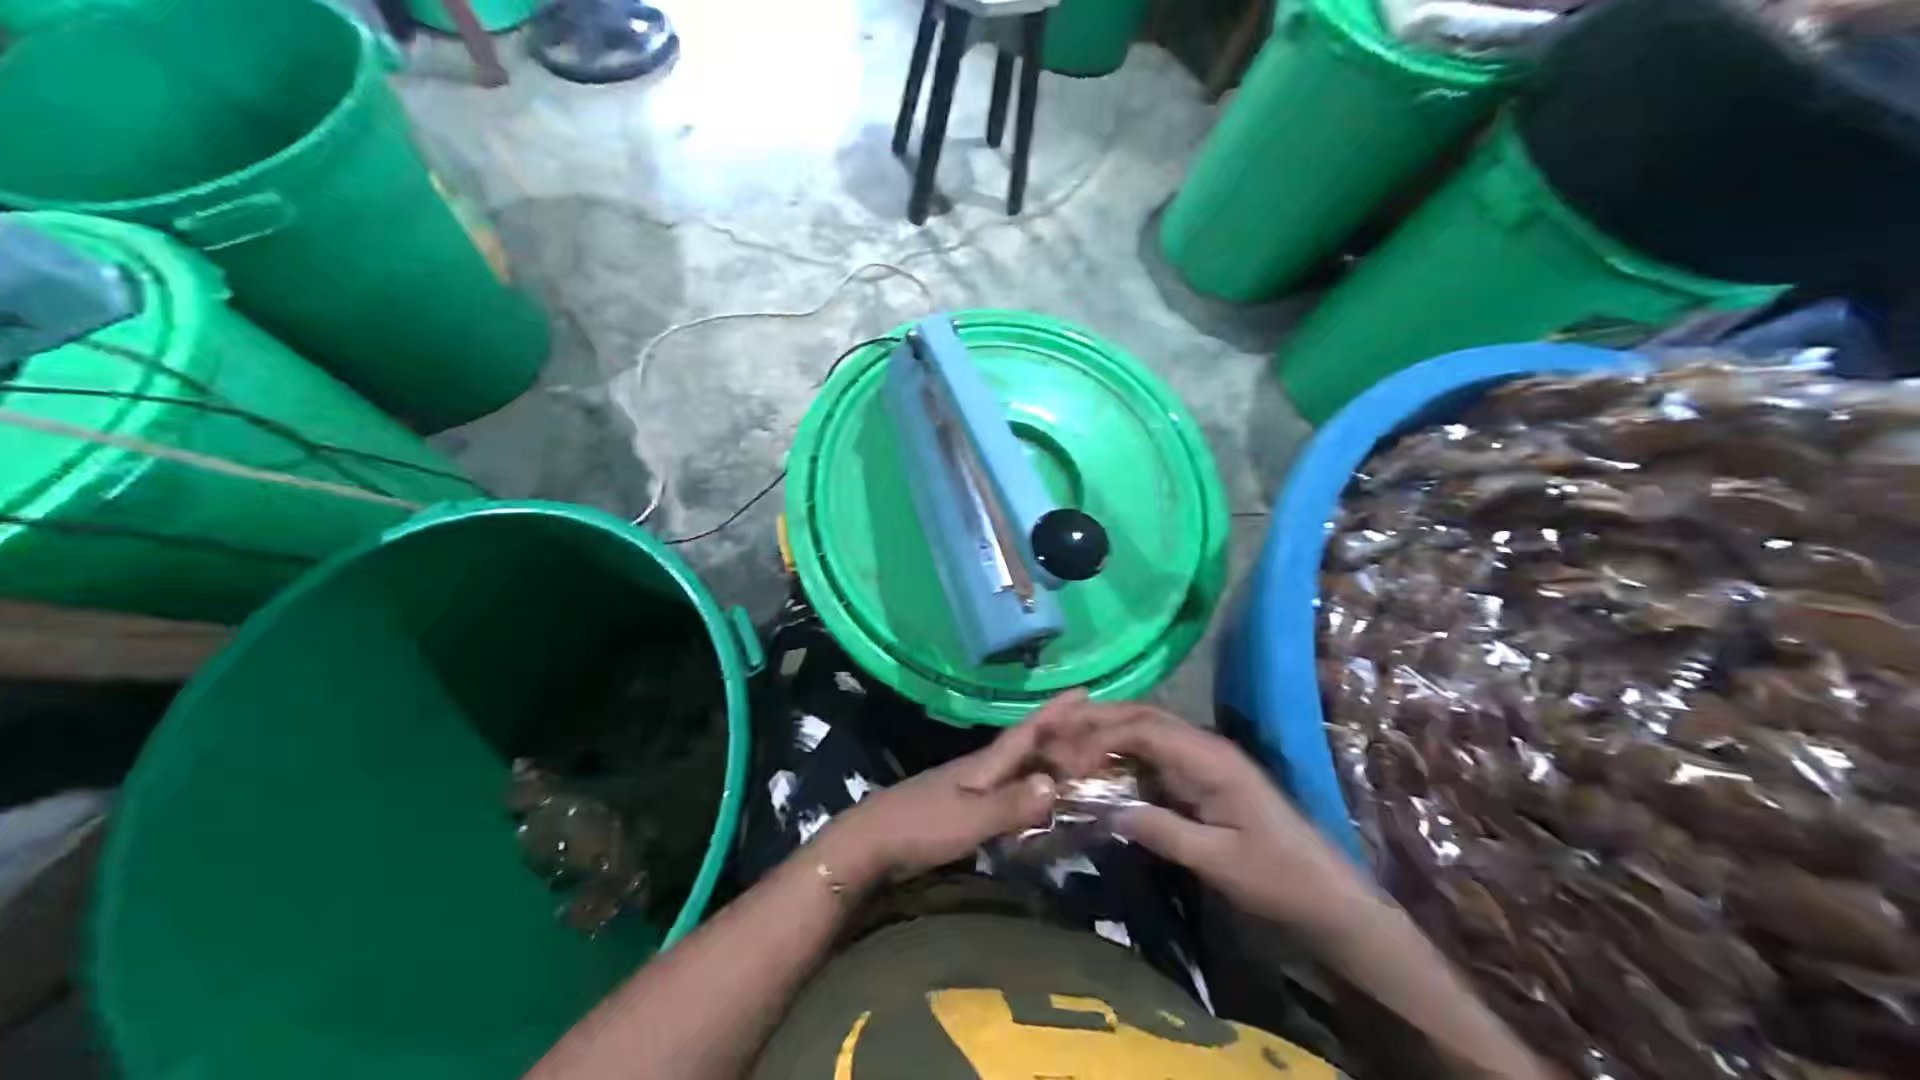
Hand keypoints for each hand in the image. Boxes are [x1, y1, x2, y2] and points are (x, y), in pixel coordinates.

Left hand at [812, 694, 1088, 887]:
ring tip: (1076, 757)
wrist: (869, 843)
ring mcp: (967, 786)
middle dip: (1058, 732)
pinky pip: (1005, 788)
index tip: (1084, 691)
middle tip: (1095, 725)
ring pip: (1015, 766)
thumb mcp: (969, 819)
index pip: (1027, 732)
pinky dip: (1026, 786)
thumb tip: (1055, 783)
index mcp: (984, 764)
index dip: (1055, 712)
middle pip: (1025, 745)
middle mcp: (979, 769)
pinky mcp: (960, 806)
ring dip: (1045, 758)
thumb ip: (1010, 804)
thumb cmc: (920, 826)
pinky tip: (1034, 796)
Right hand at [1033, 698, 1378, 932]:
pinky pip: (1153, 752)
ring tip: (1064, 741)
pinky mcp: (1202, 775)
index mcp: (1210, 758)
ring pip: (1145, 728)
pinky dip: (1120, 751)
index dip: (1099, 736)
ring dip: (1104, 730)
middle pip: (1141, 716)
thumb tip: (1106, 811)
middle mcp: (1204, 746)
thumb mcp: (1218, 861)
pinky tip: (1097, 764)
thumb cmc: (1278, 878)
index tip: (1064, 759)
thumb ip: (1163, 830)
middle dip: (1094, 720)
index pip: (1144, 728)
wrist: (1328, 895)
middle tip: (1050, 732)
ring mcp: (1203, 758)